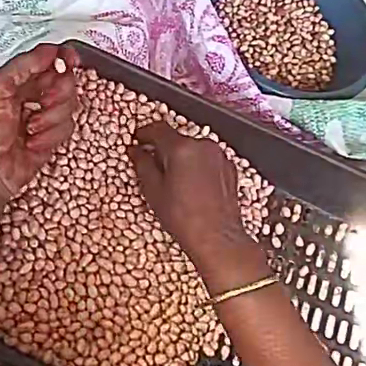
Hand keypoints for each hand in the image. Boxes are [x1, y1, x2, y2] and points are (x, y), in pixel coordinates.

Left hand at [0, 43, 81, 213]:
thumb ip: (23, 65)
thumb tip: (49, 52)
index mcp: (18, 80)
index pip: (47, 61)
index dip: (62, 58)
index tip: (70, 60)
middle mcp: (33, 96)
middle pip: (65, 81)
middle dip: (59, 92)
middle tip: (44, 101)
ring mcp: (44, 116)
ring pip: (69, 105)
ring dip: (51, 117)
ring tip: (31, 126)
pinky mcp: (52, 137)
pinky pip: (68, 128)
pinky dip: (51, 135)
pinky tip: (33, 141)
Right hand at [128, 121, 261, 279]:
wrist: (217, 237)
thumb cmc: (183, 217)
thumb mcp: (153, 191)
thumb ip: (142, 164)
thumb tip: (136, 151)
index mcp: (182, 148)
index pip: (158, 129)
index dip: (144, 133)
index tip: (138, 139)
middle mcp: (203, 146)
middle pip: (177, 139)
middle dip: (163, 149)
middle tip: (152, 167)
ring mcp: (219, 157)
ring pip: (193, 150)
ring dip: (181, 159)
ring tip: (173, 182)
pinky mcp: (229, 169)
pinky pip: (207, 161)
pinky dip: (197, 167)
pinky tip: (191, 187)